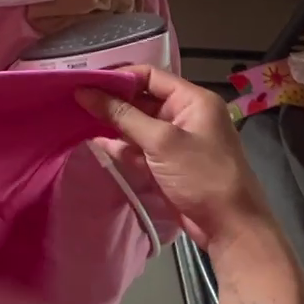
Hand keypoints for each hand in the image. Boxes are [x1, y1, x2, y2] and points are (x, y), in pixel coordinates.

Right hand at [76, 65, 273, 247]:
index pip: (149, 75)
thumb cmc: (202, 176)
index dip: (117, 76)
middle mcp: (183, 115)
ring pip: (135, 122)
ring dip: (110, 121)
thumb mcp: (161, 141)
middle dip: (109, 99)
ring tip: (75, 116)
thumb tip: (83, 91)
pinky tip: (93, 141)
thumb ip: (121, 114)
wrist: (229, 228)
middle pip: (140, 97)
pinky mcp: (164, 161)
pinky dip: (117, 144)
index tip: (84, 82)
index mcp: (192, 101)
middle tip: (74, 99)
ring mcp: (174, 139)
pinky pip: (136, 145)